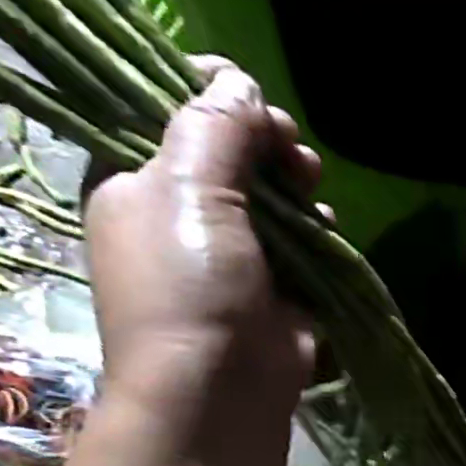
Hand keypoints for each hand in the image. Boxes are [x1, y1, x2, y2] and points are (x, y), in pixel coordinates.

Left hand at [84, 58, 322, 435]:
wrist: (222, 385)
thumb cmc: (189, 285)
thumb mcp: (187, 192)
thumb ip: (214, 130)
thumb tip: (238, 80)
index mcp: (137, 180)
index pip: (174, 117)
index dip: (217, 102)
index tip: (252, 105)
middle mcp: (184, 212)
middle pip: (235, 156)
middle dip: (269, 146)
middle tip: (295, 155)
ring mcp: (236, 253)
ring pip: (277, 200)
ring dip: (301, 190)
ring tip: (315, 195)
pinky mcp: (280, 286)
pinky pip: (304, 244)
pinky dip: (319, 234)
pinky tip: (328, 232)